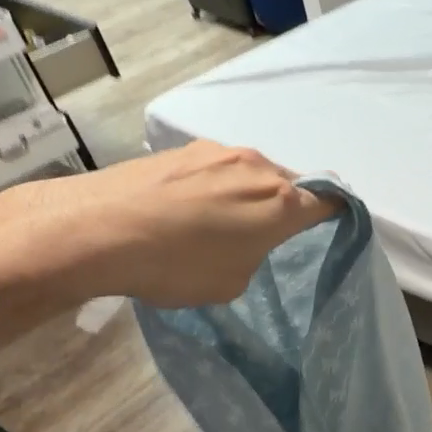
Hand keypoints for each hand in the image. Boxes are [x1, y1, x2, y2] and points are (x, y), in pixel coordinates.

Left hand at [0, 141, 339, 306]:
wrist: (95, 229)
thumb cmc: (175, 266)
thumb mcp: (232, 281)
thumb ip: (256, 254)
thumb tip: (245, 238)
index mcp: (281, 203)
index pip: (330, 201)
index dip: (337, 214)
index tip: (332, 229)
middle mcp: (257, 167)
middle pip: (291, 183)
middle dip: (288, 205)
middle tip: (270, 235)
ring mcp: (217, 152)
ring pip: (252, 173)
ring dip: (250, 194)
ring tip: (223, 224)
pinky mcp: (181, 149)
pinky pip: (218, 169)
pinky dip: (217, 187)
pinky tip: (190, 211)